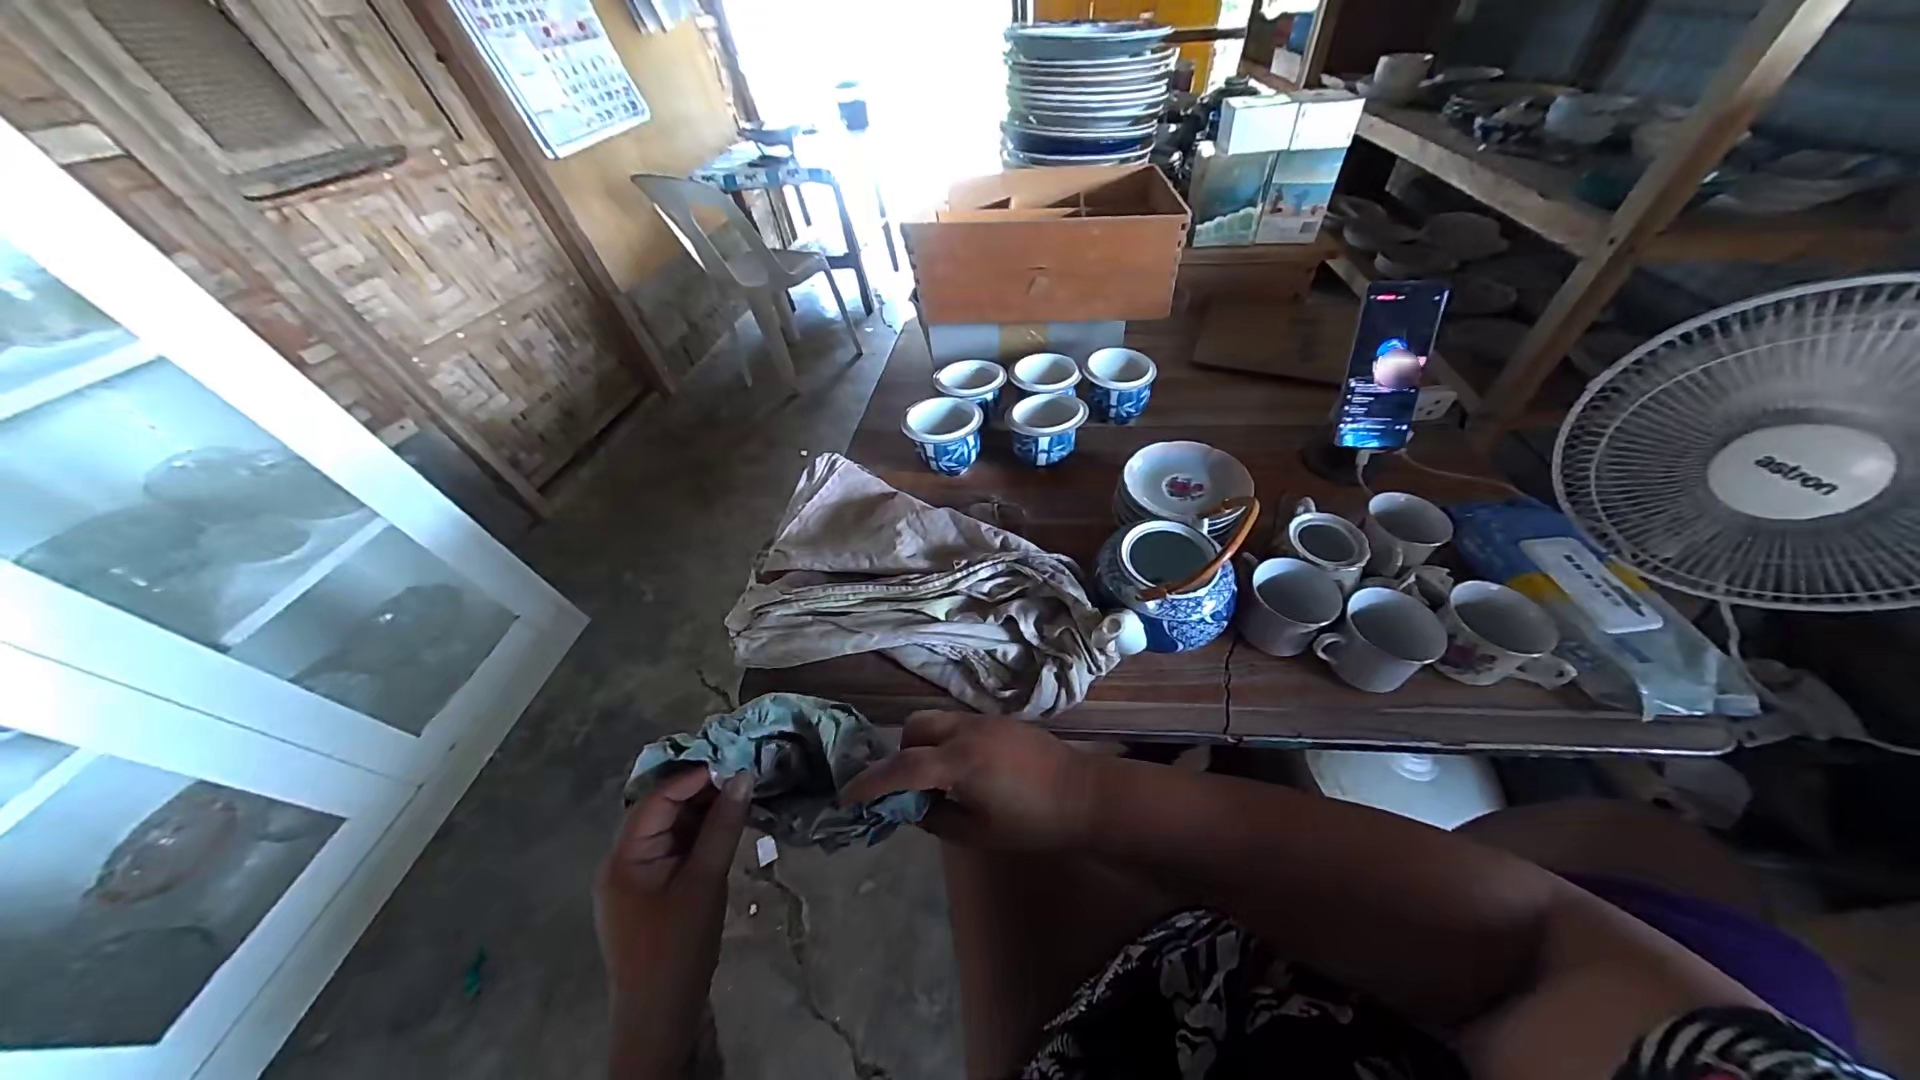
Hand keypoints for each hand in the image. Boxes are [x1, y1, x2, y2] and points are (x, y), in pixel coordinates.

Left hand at [594, 766, 749, 1079]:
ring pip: (671, 829)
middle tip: (742, 777)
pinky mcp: (653, 892)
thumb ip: (723, 826)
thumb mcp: (705, 881)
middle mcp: (623, 861)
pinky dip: (701, 835)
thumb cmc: (677, 948)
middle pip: (661, 811)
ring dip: (703, 812)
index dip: (694, 777)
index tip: (733, 762)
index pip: (656, 799)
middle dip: (700, 791)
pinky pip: (676, 849)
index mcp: (623, 857)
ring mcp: (637, 878)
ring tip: (741, 796)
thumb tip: (743, 776)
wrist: (662, 1020)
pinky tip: (728, 827)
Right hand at [839, 712, 1093, 850]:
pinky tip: (964, 770)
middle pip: (915, 726)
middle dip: (901, 752)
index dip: (871, 782)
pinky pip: (958, 723)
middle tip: (908, 785)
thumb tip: (912, 806)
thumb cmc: (1033, 822)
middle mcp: (967, 731)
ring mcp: (985, 720)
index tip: (848, 796)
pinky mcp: (1000, 720)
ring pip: (936, 720)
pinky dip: (946, 741)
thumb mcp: (978, 833)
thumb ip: (936, 818)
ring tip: (937, 778)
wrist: (1084, 795)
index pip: (902, 767)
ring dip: (924, 744)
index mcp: (960, 762)